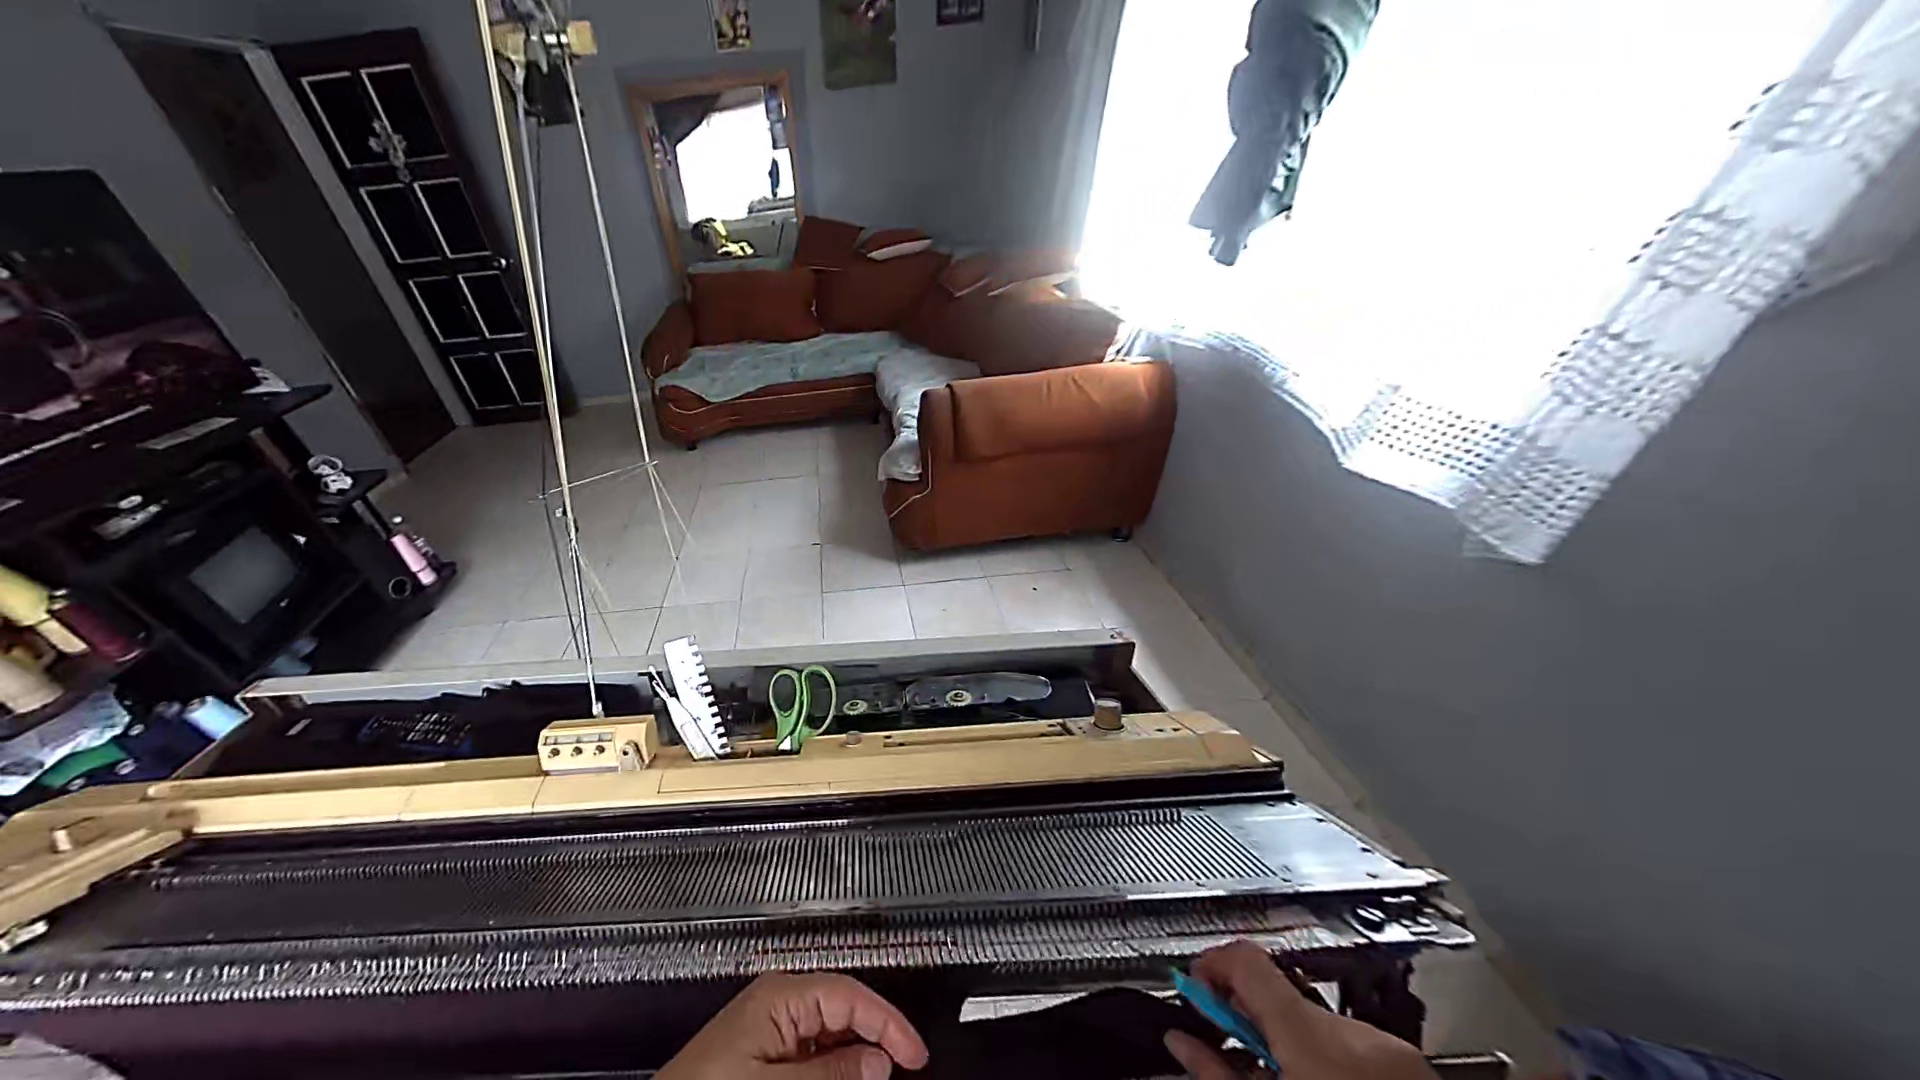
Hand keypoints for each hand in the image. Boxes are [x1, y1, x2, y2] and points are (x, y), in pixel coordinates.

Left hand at [657, 972, 930, 1079]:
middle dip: (875, 1038)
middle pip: (844, 1009)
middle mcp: (778, 1001)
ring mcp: (770, 1024)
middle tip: (902, 1067)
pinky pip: (811, 1049)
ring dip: (854, 1056)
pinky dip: (831, 1066)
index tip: (914, 1053)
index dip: (889, 1023)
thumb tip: (879, 1061)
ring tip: (874, 1077)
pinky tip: (842, 1079)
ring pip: (830, 1032)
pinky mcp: (763, 1048)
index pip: (851, 996)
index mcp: (781, 995)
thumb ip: (830, 1073)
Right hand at [1164, 941, 1438, 1079]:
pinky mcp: (1412, 1067)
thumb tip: (1182, 1043)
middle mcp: (1359, 1034)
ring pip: (1317, 1022)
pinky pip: (1353, 1043)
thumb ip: (1216, 1071)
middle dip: (1250, 1017)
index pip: (1246, 959)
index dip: (1212, 966)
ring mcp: (1392, 1051)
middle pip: (1280, 994)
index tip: (1198, 988)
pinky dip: (1329, 1060)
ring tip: (1281, 1077)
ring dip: (1291, 1042)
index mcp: (1314, 1039)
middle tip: (1230, 1048)